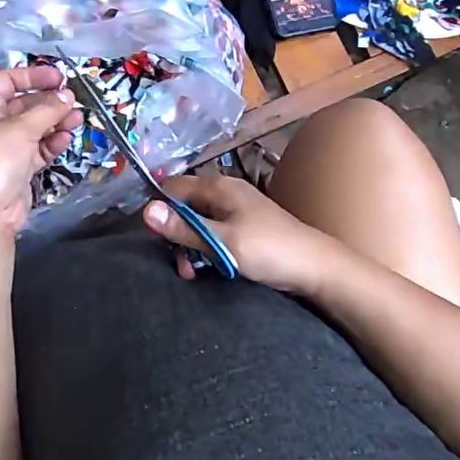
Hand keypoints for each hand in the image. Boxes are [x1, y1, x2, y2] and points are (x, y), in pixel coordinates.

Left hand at [0, 66, 81, 237]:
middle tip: (75, 102)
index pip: (5, 80)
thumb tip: (67, 95)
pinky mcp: (14, 169)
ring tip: (78, 120)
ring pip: (33, 128)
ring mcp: (2, 149)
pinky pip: (36, 149)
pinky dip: (51, 143)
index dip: (32, 75)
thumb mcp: (21, 128)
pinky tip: (65, 140)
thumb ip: (48, 109)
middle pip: (23, 104)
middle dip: (49, 102)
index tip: (60, 78)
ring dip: (55, 122)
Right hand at [140, 174, 339, 294]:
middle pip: (185, 206)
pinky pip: (215, 233)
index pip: (174, 187)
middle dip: (177, 234)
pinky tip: (211, 268)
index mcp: (220, 187)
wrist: (314, 266)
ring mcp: (237, 209)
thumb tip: (145, 211)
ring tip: (194, 272)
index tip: (154, 238)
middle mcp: (226, 192)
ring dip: (192, 246)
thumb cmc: (269, 250)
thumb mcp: (222, 242)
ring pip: (199, 223)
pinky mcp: (245, 227)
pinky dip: (208, 248)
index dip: (160, 209)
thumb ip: (184, 229)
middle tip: (180, 264)